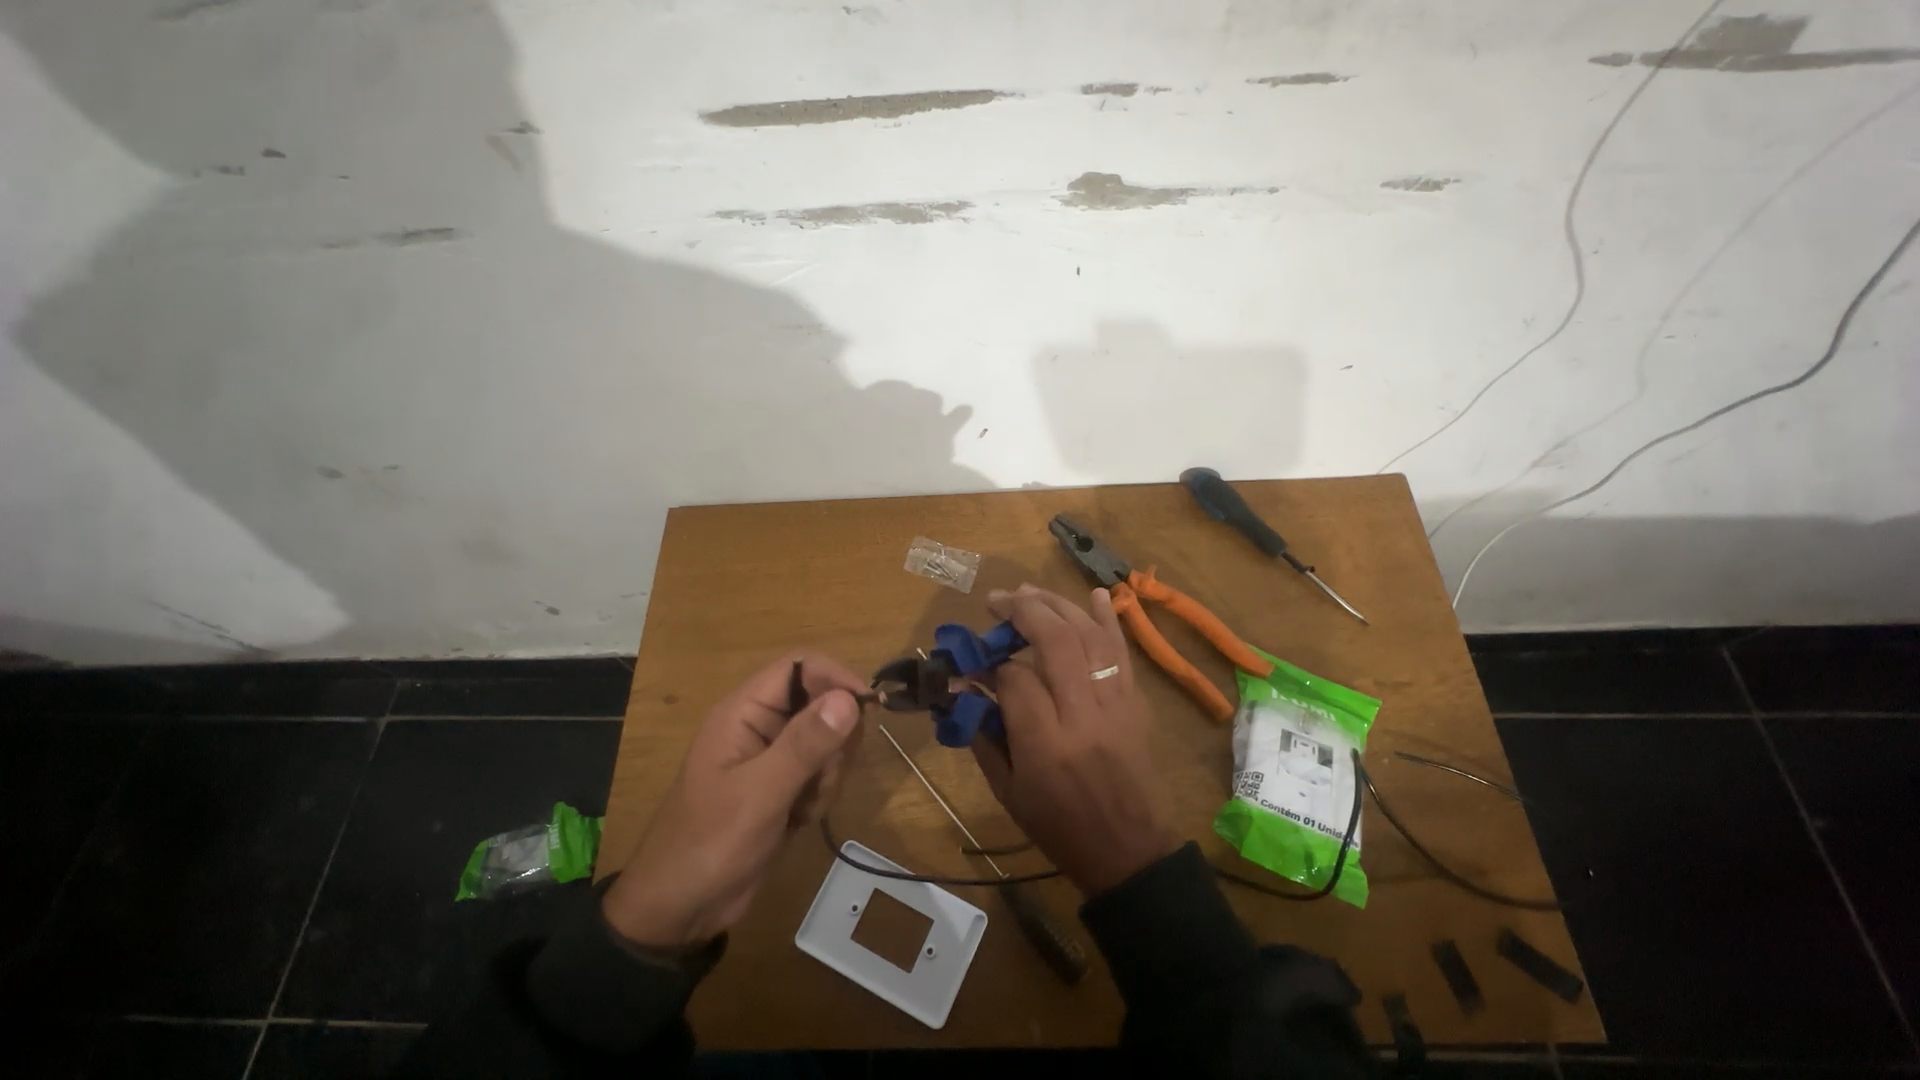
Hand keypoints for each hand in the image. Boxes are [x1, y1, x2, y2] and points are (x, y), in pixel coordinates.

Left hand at [602, 650, 867, 949]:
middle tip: (822, 777)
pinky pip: (819, 772)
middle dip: (834, 739)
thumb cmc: (710, 843)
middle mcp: (759, 726)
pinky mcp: (781, 787)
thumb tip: (850, 698)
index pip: (800, 666)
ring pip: (826, 740)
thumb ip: (806, 744)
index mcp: (743, 712)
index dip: (835, 677)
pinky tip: (800, 820)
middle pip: (820, 702)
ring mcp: (771, 758)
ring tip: (804, 806)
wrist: (681, 909)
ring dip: (828, 772)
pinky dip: (819, 794)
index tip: (868, 707)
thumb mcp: (761, 793)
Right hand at [973, 584, 1180, 896]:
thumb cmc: (1059, 828)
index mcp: (1045, 744)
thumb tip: (966, 689)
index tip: (975, 660)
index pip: (1015, 678)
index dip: (990, 662)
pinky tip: (1097, 594)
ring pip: (1089, 637)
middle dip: (1023, 612)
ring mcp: (1115, 705)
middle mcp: (1082, 715)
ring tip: (1029, 592)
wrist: (1129, 851)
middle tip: (997, 600)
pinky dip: (1109, 620)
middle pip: (1055, 641)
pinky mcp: (1135, 703)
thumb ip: (984, 735)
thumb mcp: (1008, 791)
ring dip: (1059, 605)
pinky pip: (1122, 652)